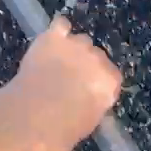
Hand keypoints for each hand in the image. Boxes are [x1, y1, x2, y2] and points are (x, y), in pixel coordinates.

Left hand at [5, 17, 121, 148]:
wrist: (40, 112)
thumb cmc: (67, 125)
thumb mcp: (90, 119)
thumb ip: (94, 101)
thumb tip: (86, 99)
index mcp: (110, 81)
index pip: (110, 74)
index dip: (96, 79)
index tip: (86, 86)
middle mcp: (98, 58)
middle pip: (95, 54)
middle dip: (83, 63)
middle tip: (68, 76)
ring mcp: (76, 45)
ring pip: (79, 40)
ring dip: (70, 48)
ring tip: (56, 61)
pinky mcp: (54, 38)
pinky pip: (60, 25)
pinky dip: (57, 30)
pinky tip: (52, 36)